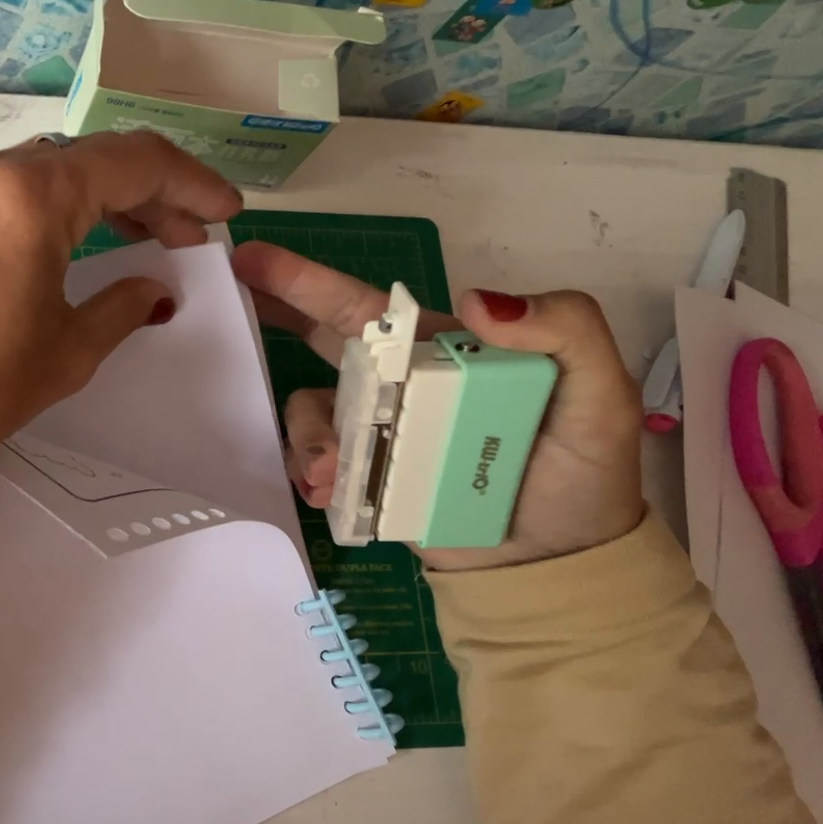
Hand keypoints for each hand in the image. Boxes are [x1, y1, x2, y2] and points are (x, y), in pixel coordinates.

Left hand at [0, 132, 242, 455]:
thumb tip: (153, 288)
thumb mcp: (70, 350)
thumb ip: (124, 305)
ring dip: (96, 196)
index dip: (190, 183)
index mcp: (31, 196)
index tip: (223, 212)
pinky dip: (46, 206)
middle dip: (146, 192)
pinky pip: (3, 190)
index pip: (134, 162)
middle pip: (89, 158)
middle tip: (183, 236)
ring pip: (45, 169)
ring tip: (133, 240)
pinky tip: (65, 242)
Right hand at [232, 241, 643, 570]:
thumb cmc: (576, 475)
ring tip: (328, 475)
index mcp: (438, 352)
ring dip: (306, 437)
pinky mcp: (360, 478)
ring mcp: (373, 433)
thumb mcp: (598, 396)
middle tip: (224, 308)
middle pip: (318, 342)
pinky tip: (327, 491)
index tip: (253, 258)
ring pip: (309, 414)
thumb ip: (564, 332)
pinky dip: (309, 474)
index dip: (308, 281)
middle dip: (270, 319)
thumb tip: (477, 298)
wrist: (552, 565)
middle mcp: (394, 384)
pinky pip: (312, 464)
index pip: (367, 309)